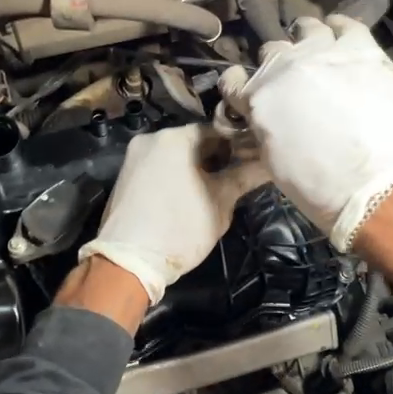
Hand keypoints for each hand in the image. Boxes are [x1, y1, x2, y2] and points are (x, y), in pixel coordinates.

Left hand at [79, 124, 270, 303]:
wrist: (128, 262)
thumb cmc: (180, 229)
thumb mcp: (220, 203)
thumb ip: (244, 177)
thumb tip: (268, 163)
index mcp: (175, 137)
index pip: (216, 131)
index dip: (237, 145)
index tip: (251, 161)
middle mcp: (150, 138)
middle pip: (192, 141)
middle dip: (215, 158)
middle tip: (235, 178)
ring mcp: (133, 157)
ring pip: (173, 154)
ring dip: (194, 167)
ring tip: (213, 189)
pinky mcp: (124, 176)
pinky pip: (157, 167)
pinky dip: (174, 175)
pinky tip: (186, 196)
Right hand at [221, 16, 392, 251]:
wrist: (383, 185)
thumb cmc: (323, 187)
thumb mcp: (274, 162)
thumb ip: (265, 127)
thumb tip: (268, 117)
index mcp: (258, 98)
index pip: (232, 80)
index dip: (237, 88)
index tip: (246, 96)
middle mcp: (285, 67)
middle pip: (271, 50)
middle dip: (275, 65)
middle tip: (291, 82)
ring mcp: (324, 52)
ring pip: (306, 28)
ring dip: (306, 39)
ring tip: (315, 51)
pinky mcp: (362, 49)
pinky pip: (346, 24)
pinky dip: (339, 27)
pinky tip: (340, 34)